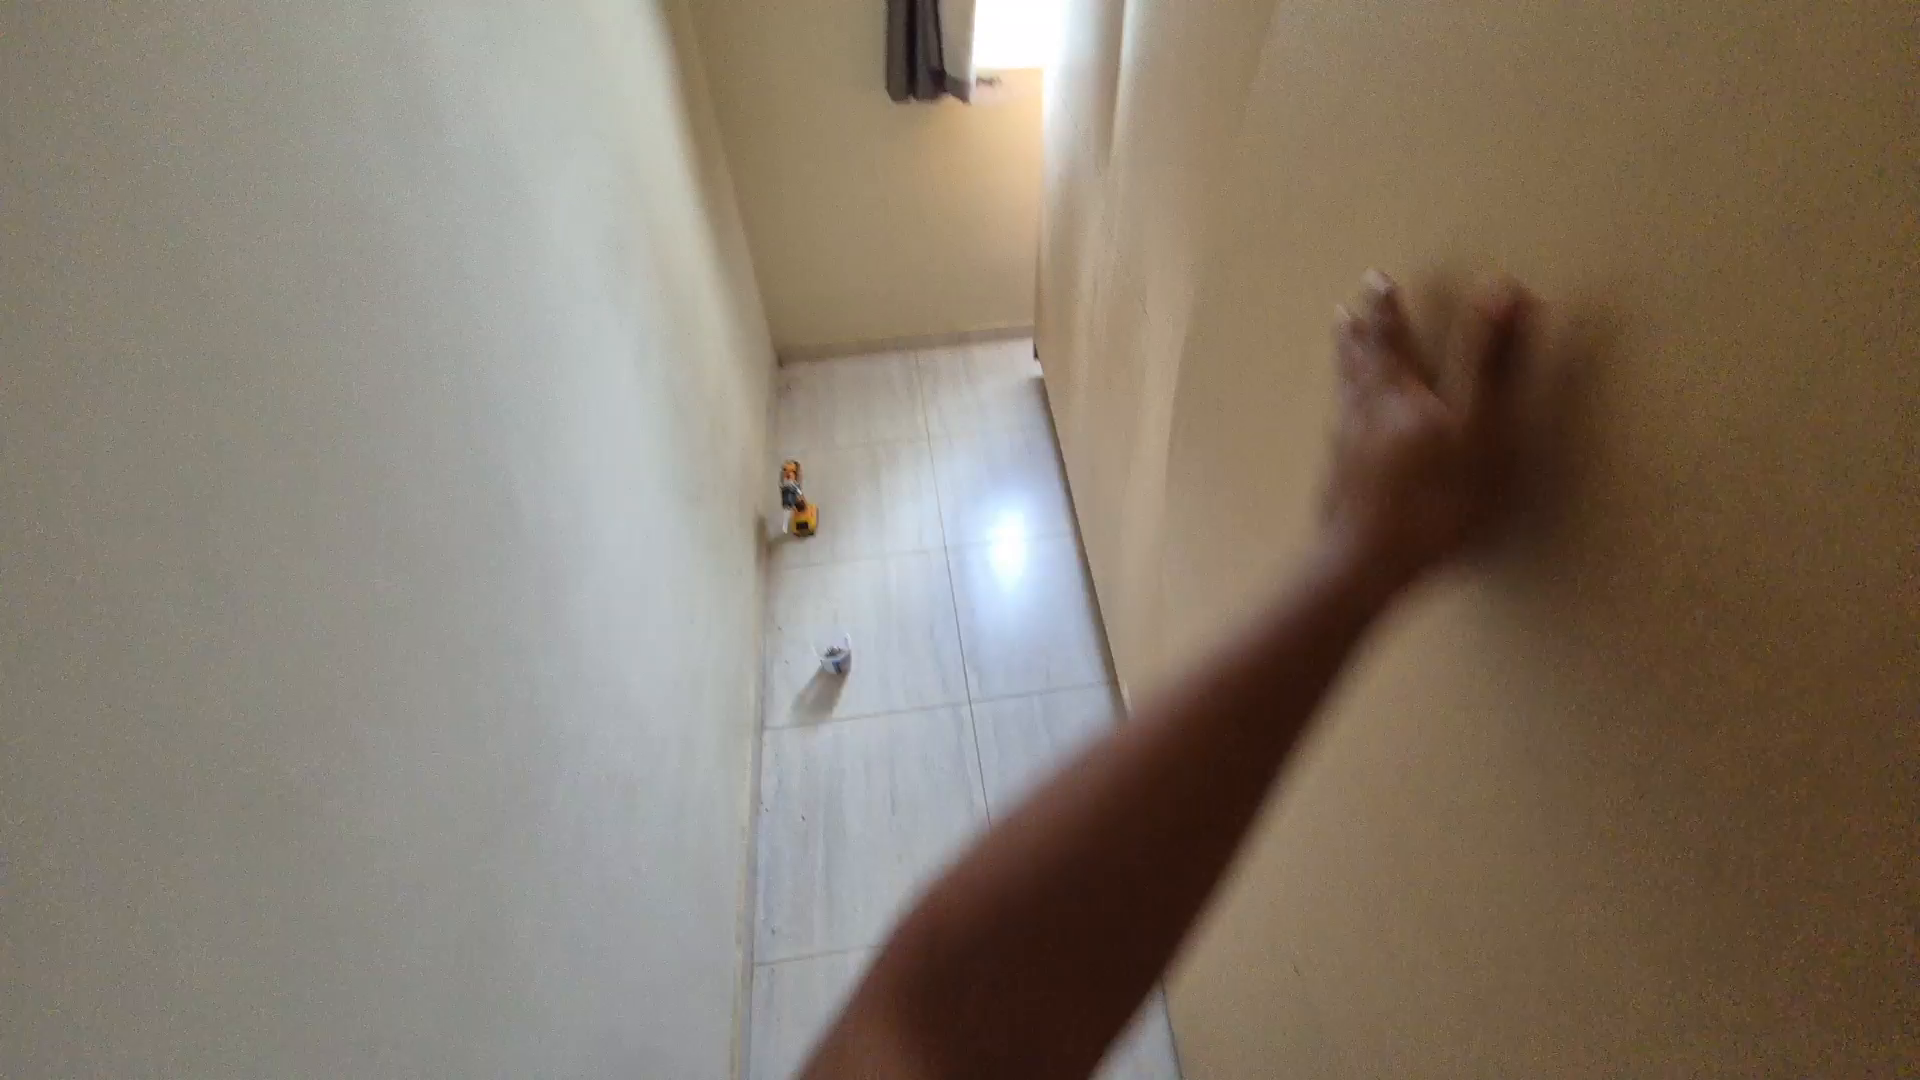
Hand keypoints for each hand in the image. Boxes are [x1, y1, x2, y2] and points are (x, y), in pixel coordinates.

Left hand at [1322, 271, 1531, 589]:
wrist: (1366, 560)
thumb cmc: (1435, 498)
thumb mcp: (1478, 428)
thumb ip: (1490, 362)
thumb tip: (1502, 289)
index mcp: (1398, 396)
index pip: (1392, 341)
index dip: (1387, 310)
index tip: (1375, 280)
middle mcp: (1363, 414)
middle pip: (1359, 364)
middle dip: (1359, 332)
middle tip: (1345, 307)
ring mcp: (1344, 447)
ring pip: (1344, 392)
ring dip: (1344, 362)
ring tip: (1338, 341)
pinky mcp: (1337, 477)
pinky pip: (1338, 424)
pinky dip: (1340, 403)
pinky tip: (1338, 413)